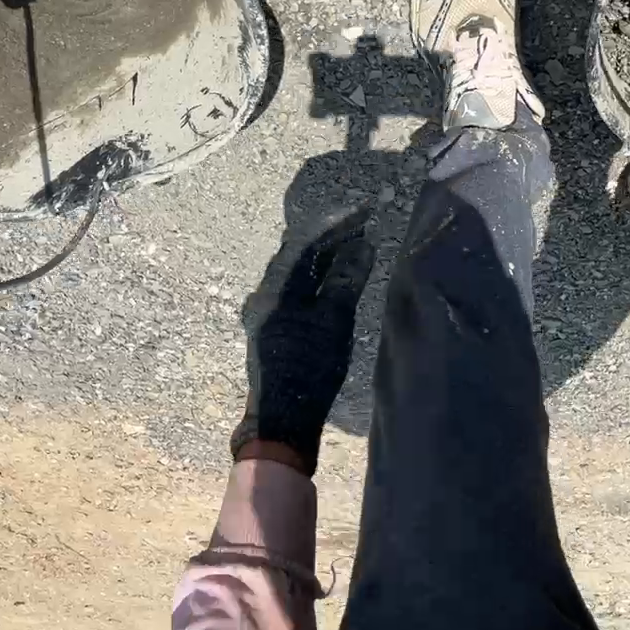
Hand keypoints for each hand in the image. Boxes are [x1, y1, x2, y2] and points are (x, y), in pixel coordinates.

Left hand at [231, 207, 375, 474]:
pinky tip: (336, 276)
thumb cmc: (309, 367)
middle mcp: (264, 293)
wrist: (282, 417)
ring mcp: (266, 310)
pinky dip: (318, 277)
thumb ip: (347, 279)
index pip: (306, 243)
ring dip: (325, 257)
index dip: (336, 224)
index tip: (363, 212)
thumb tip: (364, 245)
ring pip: (297, 271)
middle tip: (362, 224)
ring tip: (354, 244)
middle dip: (331, 237)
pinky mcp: (274, 325)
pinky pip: (297, 288)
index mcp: (275, 288)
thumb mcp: (334, 321)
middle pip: (298, 254)